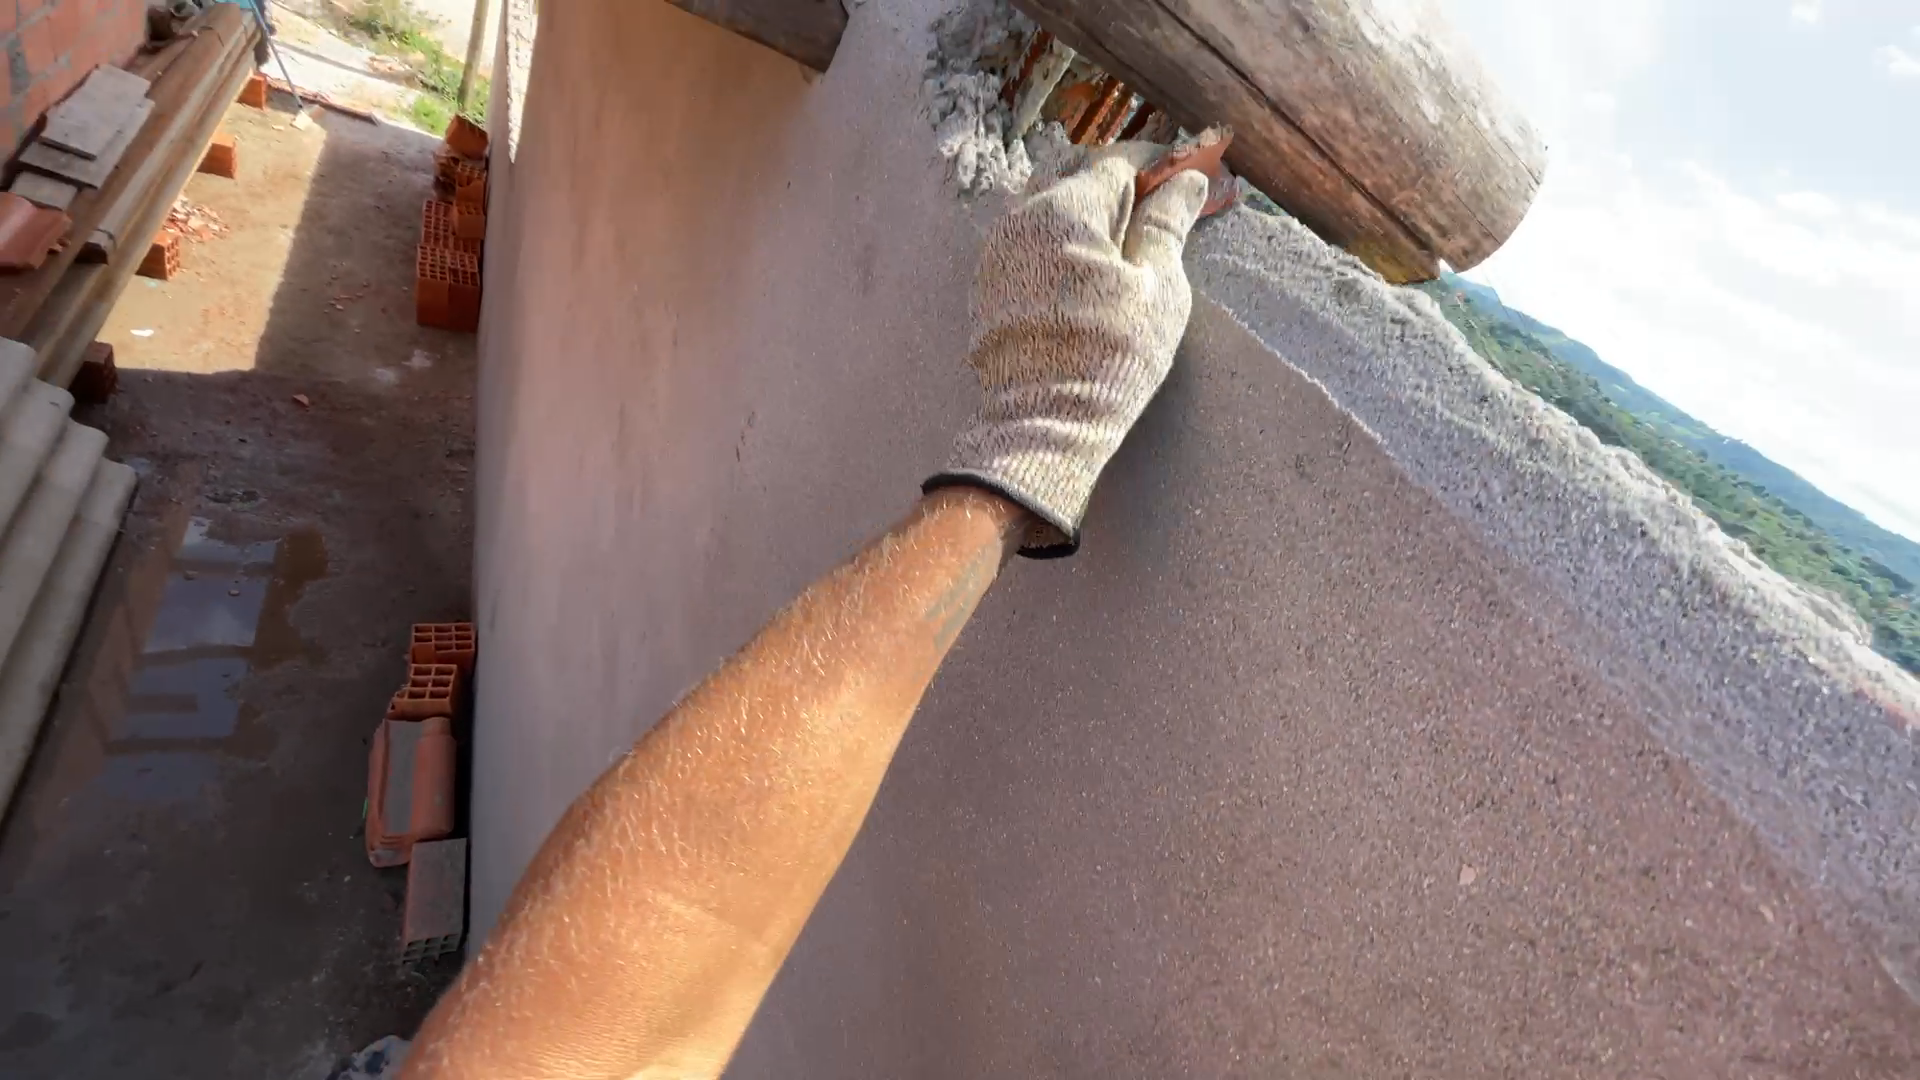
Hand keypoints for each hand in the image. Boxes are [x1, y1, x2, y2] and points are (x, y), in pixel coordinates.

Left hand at [926, 143, 1210, 555]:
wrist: (1041, 424)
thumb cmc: (1109, 358)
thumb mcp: (1157, 290)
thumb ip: (1166, 227)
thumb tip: (1185, 180)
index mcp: (1066, 208)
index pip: (1117, 164)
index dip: (1158, 167)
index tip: (1187, 178)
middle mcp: (1021, 219)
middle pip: (1075, 180)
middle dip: (1116, 188)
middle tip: (1154, 214)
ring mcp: (996, 254)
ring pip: (1045, 212)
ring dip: (1083, 217)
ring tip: (1118, 248)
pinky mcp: (986, 289)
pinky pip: (1025, 248)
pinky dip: (1055, 247)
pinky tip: (1078, 276)